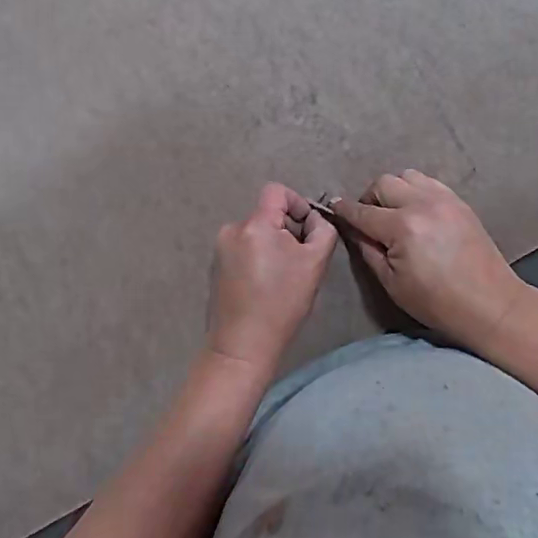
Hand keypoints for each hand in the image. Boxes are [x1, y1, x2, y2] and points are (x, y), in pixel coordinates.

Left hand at [206, 183, 337, 368]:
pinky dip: (259, 257)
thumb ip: (322, 229)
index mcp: (255, 224)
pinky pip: (245, 248)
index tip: (308, 230)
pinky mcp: (216, 268)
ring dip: (274, 244)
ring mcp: (220, 250)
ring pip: (257, 232)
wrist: (242, 346)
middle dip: (288, 229)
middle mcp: (232, 230)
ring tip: (283, 275)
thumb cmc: (282, 301)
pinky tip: (265, 285)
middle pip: (268, 214)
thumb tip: (313, 220)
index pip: (277, 191)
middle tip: (300, 259)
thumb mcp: (316, 261)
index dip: (298, 203)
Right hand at [329, 170, 530, 348]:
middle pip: (384, 183)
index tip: (334, 207)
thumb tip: (352, 228)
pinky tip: (417, 211)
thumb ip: (368, 250)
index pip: (363, 211)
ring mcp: (444, 198)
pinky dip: (416, 190)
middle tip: (369, 220)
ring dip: (394, 190)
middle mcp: (422, 203)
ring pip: (407, 176)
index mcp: (402, 227)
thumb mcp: (392, 283)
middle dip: (370, 199)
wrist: (488, 301)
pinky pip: (429, 182)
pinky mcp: (458, 200)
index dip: (345, 210)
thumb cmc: (436, 302)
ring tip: (395, 214)